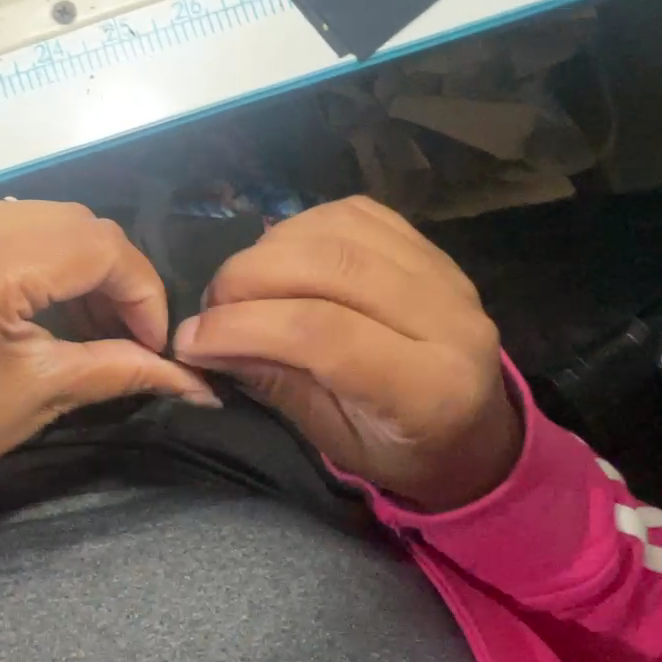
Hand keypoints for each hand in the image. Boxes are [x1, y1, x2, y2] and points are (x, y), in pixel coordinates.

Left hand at [0, 201, 219, 534]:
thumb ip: (125, 368)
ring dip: (80, 261)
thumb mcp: (43, 394)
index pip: (98, 246)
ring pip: (43, 217)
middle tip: (129, 333)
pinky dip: (41, 254)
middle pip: (74, 222)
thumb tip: (201, 382)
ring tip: (95, 320)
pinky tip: (52, 298)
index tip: (155, 343)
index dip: (142, 291)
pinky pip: (5, 223)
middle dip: (115, 275)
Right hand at [173, 197, 520, 511]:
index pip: (322, 334)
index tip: (190, 338)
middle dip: (246, 279)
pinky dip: (298, 228)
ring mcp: (442, 272)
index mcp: (426, 389)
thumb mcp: (330, 439)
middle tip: (210, 308)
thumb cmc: (394, 448)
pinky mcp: (427, 245)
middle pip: (328, 267)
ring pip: (336, 230)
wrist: (471, 428)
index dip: (243, 327)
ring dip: (267, 250)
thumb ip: (272, 381)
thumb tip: (201, 340)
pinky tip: (278, 256)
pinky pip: (351, 213)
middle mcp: (446, 319)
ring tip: (241, 285)